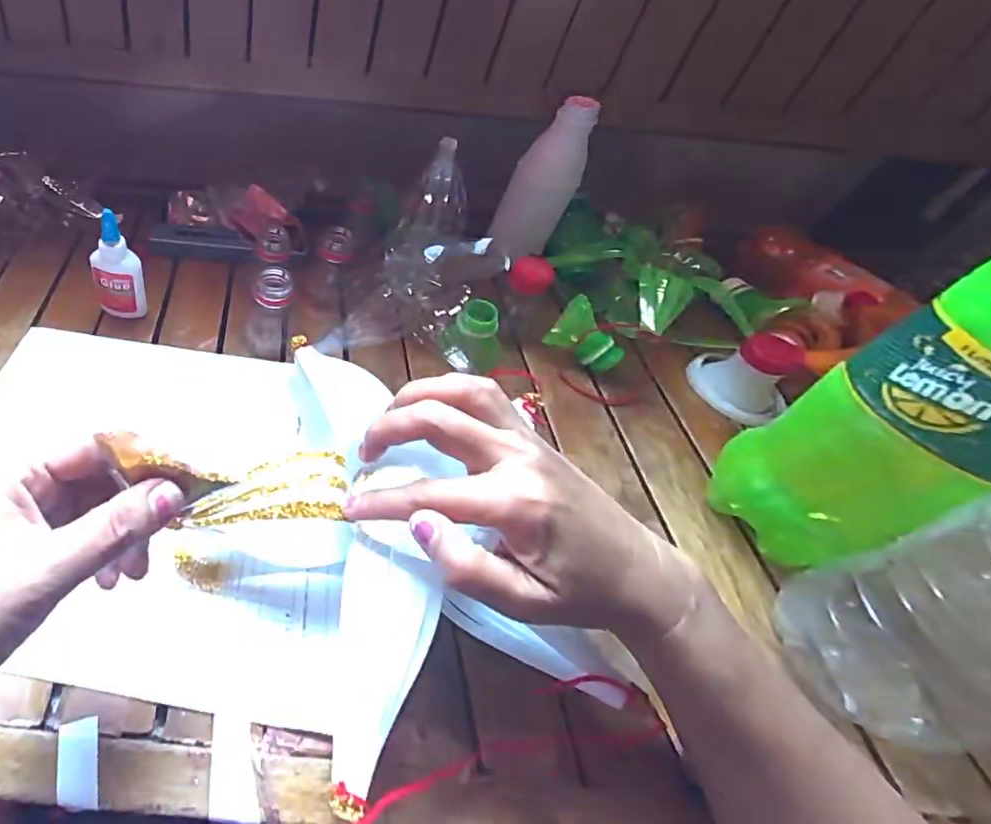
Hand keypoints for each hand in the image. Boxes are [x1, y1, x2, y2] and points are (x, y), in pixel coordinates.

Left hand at [0, 443, 183, 717]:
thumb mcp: (47, 569)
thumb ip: (111, 530)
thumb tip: (169, 493)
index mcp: (13, 474)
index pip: (90, 449)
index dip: (139, 462)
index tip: (182, 484)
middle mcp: (18, 490)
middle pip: (92, 482)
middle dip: (130, 509)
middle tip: (160, 542)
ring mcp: (19, 524)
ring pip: (86, 514)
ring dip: (116, 538)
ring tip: (130, 576)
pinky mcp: (22, 556)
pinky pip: (73, 541)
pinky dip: (97, 557)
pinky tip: (106, 583)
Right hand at [345, 375, 704, 643]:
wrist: (641, 574)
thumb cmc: (578, 593)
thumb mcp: (522, 603)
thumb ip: (464, 567)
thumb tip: (416, 522)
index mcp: (516, 503)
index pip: (430, 493)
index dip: (382, 500)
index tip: (349, 507)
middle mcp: (518, 457)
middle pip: (437, 419)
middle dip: (387, 430)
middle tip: (364, 455)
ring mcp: (527, 437)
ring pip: (461, 390)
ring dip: (414, 396)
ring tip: (387, 417)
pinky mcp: (531, 431)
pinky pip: (482, 392)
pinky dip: (445, 389)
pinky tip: (427, 405)